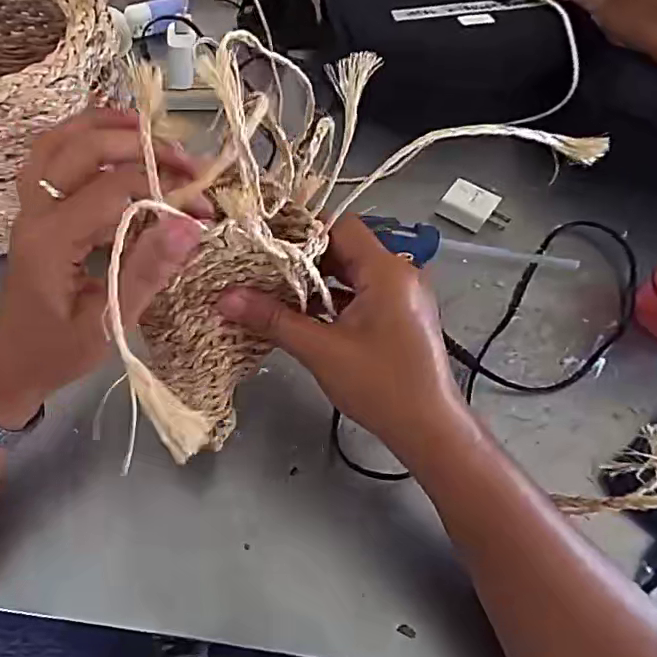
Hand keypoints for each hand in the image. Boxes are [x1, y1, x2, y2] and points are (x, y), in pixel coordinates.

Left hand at [0, 109, 210, 427]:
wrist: (10, 364)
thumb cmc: (57, 352)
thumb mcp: (108, 323)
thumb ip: (146, 272)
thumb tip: (190, 226)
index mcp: (52, 242)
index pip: (113, 187)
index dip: (163, 185)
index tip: (202, 203)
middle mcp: (34, 213)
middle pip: (81, 148)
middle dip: (138, 143)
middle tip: (185, 158)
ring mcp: (28, 208)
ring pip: (55, 142)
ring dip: (100, 124)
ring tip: (146, 124)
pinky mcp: (32, 211)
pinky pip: (48, 157)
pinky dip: (79, 138)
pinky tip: (110, 140)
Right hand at [216, 216, 474, 470]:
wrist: (430, 430)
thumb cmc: (381, 385)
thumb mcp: (320, 349)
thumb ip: (272, 319)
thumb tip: (226, 298)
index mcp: (386, 271)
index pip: (340, 226)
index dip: (301, 229)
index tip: (264, 241)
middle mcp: (399, 274)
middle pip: (343, 247)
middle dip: (302, 257)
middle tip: (261, 265)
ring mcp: (402, 296)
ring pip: (350, 272)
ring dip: (314, 280)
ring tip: (273, 288)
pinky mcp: (399, 316)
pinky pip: (359, 294)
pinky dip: (331, 299)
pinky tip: (301, 314)